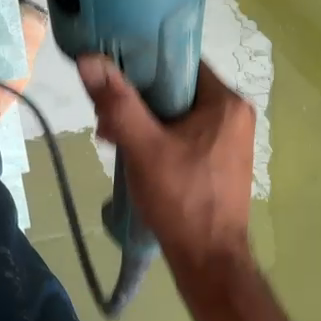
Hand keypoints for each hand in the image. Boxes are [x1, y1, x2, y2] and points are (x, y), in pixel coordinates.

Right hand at [77, 55, 254, 274]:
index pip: (178, 60)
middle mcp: (233, 115)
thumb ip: (116, 101)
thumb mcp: (142, 145)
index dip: (141, 62)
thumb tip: (87, 58)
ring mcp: (227, 139)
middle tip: (104, 115)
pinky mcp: (218, 160)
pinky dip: (154, 136)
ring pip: (173, 111)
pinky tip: (129, 150)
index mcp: (226, 102)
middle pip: (173, 87)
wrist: (208, 262)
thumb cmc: (181, 199)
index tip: (111, 76)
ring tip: (111, 136)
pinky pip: (181, 132)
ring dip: (140, 119)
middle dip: (134, 98)